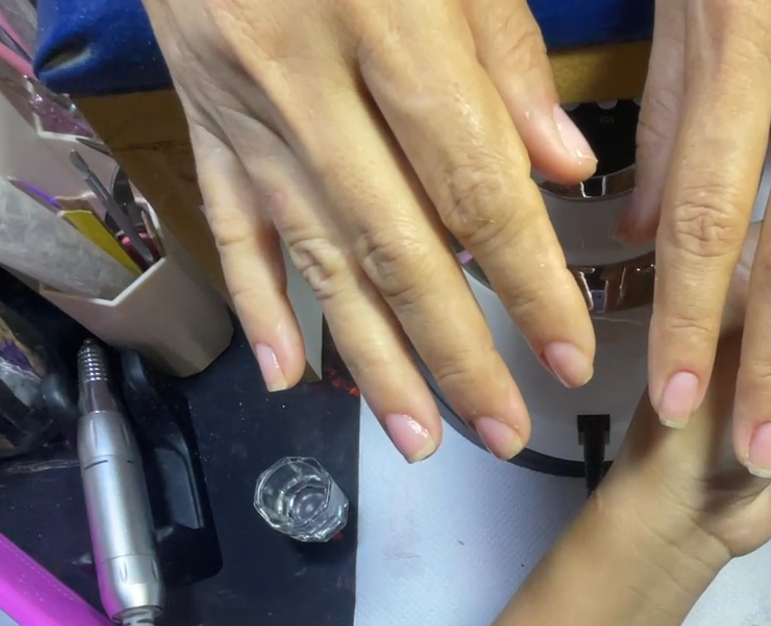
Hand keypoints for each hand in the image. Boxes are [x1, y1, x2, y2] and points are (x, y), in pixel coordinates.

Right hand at [144, 0, 597, 461]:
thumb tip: (565, 167)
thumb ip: (508, 53)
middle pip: (401, 253)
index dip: (529, 287)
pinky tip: (289, 378)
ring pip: (323, 264)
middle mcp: (307, 85)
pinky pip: (231, 229)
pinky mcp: (201, 123)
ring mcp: (245, 114)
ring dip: (375, 366)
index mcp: (385, 25)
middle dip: (459, 357)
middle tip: (504, 431)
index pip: (479, 193)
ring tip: (420, 439)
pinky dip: (258, 308)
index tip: (569, 359)